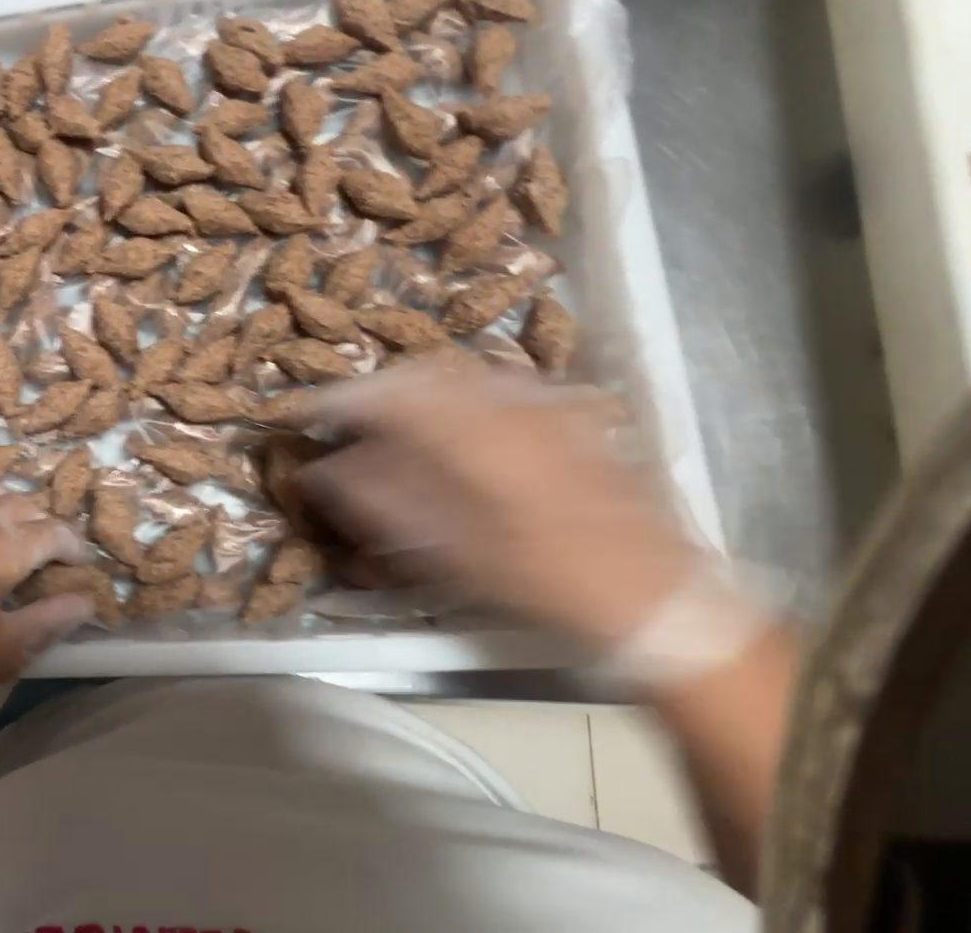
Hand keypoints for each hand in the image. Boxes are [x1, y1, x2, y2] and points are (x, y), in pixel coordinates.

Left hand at [0, 478, 90, 793]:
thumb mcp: (6, 651)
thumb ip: (51, 619)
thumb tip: (85, 601)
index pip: (51, 532)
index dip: (73, 546)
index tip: (81, 563)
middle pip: (18, 504)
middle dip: (42, 524)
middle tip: (49, 553)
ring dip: (3, 503)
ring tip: (9, 528)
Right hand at [287, 361, 705, 649]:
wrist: (657, 597)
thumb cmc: (542, 580)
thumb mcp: (449, 552)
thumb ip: (382, 503)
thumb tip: (327, 472)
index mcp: (471, 434)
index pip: (388, 394)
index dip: (343, 399)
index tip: (313, 416)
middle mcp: (506, 405)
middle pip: (425, 373)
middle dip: (381, 390)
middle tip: (354, 419)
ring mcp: (544, 408)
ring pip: (465, 375)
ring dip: (420, 390)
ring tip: (398, 421)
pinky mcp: (571, 420)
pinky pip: (503, 387)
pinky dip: (465, 396)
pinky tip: (461, 425)